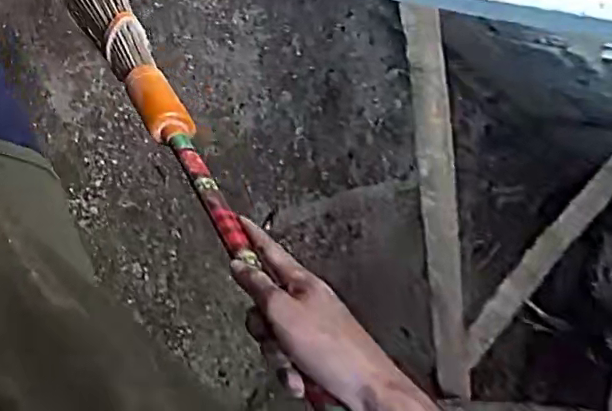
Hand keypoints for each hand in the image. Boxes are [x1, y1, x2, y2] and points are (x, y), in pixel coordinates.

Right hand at [229, 218, 431, 410]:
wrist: (376, 399)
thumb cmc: (336, 351)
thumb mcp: (281, 310)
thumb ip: (255, 284)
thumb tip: (239, 264)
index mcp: (302, 282)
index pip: (267, 248)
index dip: (248, 233)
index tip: (235, 219)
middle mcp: (307, 302)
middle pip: (262, 298)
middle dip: (259, 321)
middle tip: (268, 330)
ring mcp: (313, 331)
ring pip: (272, 332)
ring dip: (275, 352)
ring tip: (292, 365)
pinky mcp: (318, 358)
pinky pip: (288, 357)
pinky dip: (290, 371)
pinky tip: (301, 380)